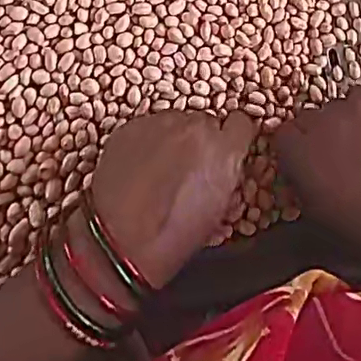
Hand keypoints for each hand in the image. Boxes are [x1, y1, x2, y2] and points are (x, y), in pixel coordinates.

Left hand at [88, 110, 256, 287]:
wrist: (119, 239)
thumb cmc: (169, 239)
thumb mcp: (217, 214)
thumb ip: (227, 179)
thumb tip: (226, 169)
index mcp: (224, 151)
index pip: (242, 124)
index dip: (233, 138)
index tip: (226, 149)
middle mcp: (195, 127)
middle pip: (207, 122)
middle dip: (201, 142)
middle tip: (190, 169)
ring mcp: (161, 122)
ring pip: (177, 121)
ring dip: (174, 139)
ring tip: (161, 171)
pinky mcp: (133, 124)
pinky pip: (149, 125)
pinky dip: (148, 140)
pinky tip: (141, 167)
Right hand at [276, 88, 360, 272]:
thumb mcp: (322, 226)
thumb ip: (300, 193)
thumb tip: (292, 183)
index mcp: (297, 152)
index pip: (281, 137)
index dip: (295, 152)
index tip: (307, 166)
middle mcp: (316, 122)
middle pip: (306, 119)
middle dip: (316, 136)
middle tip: (337, 162)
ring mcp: (347, 107)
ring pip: (333, 108)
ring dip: (342, 125)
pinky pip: (359, 99)